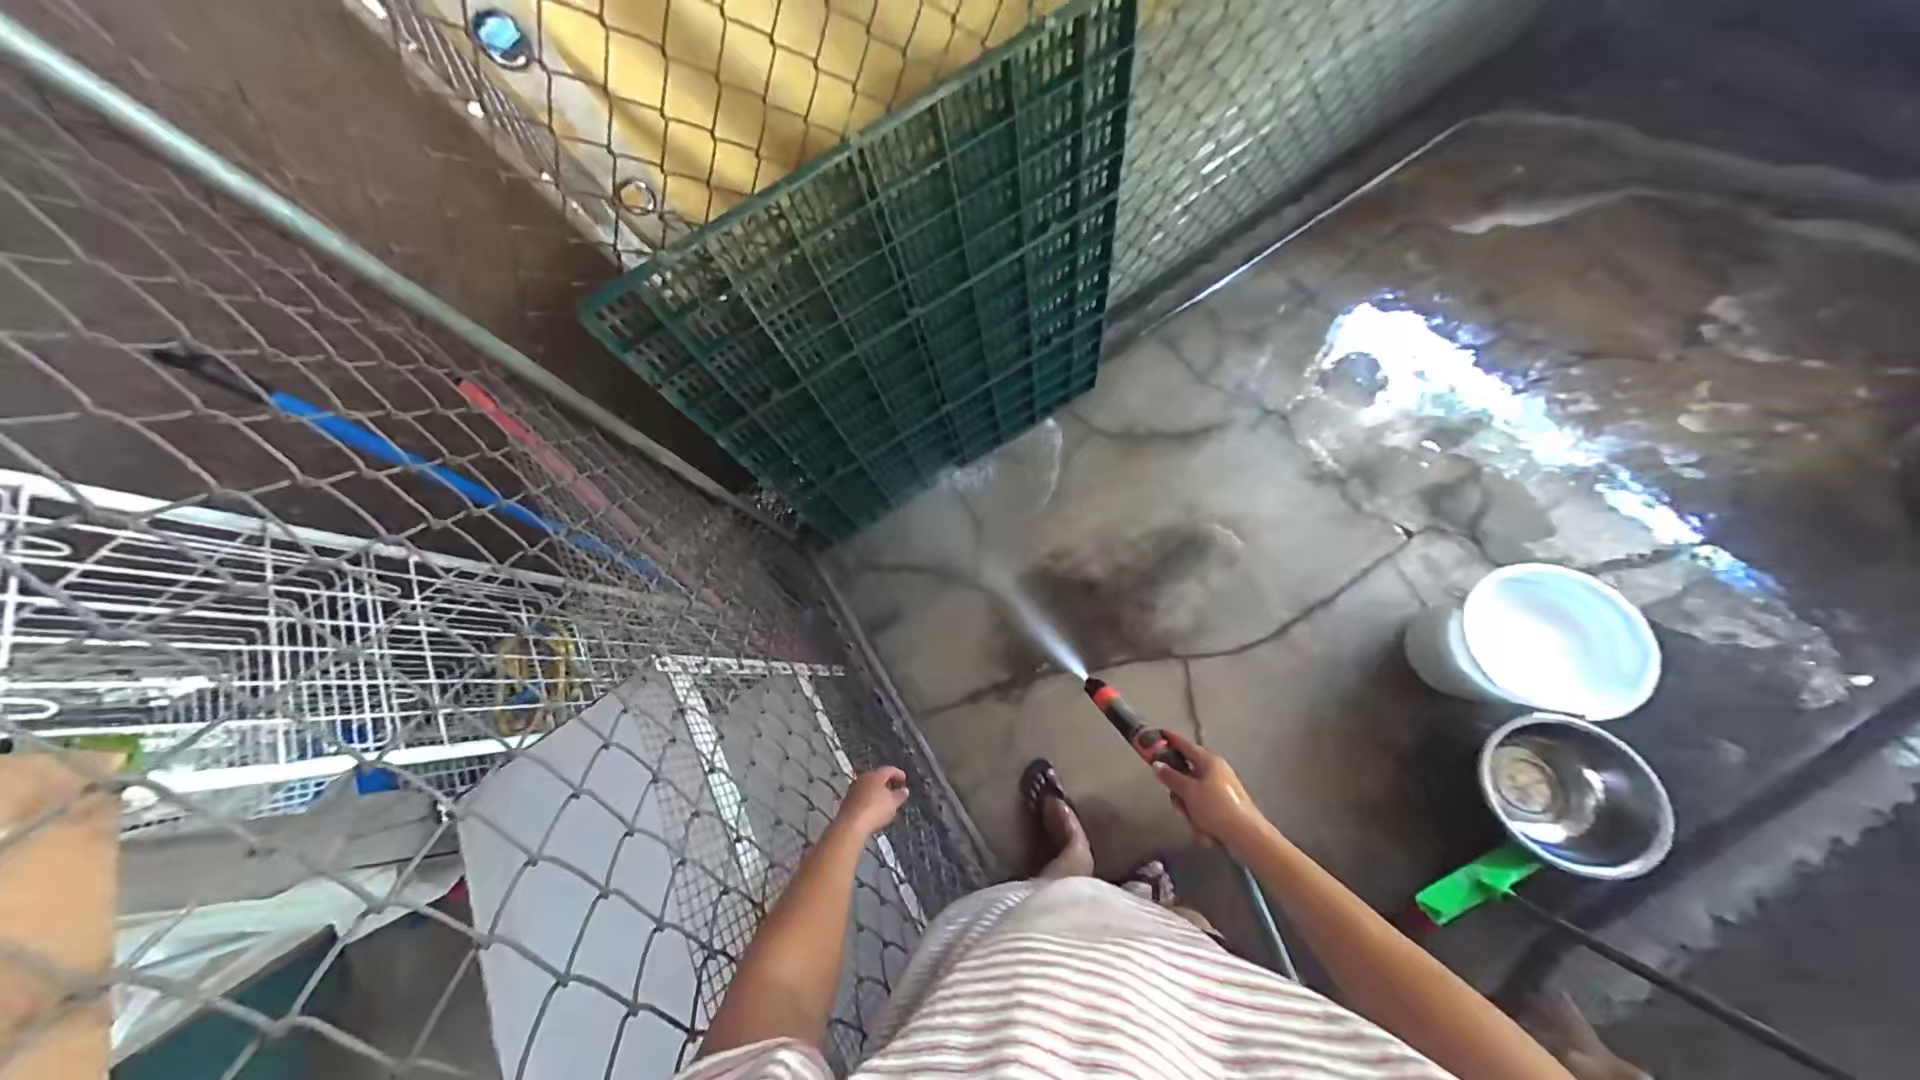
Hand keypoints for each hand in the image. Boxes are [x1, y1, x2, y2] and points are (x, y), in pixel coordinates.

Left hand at [834, 767, 908, 836]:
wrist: (850, 825)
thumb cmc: (874, 810)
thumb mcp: (893, 803)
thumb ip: (900, 795)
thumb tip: (904, 790)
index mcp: (875, 775)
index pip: (889, 770)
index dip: (898, 773)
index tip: (904, 779)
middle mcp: (863, 779)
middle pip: (877, 777)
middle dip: (886, 782)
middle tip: (895, 788)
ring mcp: (853, 789)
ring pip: (868, 786)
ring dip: (877, 791)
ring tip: (885, 800)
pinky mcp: (847, 801)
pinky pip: (861, 796)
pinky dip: (869, 799)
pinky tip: (873, 808)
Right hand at [1151, 731, 1269, 849]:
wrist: (1248, 837)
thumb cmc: (1216, 808)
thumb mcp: (1188, 792)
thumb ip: (1170, 777)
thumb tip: (1157, 764)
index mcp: (1209, 761)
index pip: (1184, 744)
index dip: (1169, 739)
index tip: (1157, 734)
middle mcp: (1216, 771)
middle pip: (1185, 775)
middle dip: (1179, 792)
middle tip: (1179, 802)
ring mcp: (1221, 789)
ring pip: (1192, 795)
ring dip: (1190, 811)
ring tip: (1196, 823)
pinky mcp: (1225, 806)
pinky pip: (1203, 809)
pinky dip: (1200, 820)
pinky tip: (1205, 833)